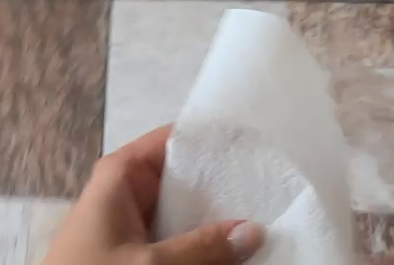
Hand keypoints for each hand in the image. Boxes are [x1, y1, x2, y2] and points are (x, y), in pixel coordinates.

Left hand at [45, 125, 265, 264]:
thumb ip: (203, 249)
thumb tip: (254, 229)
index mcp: (121, 173)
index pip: (176, 140)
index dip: (214, 141)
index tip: (257, 145)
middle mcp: (127, 192)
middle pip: (185, 179)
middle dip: (224, 188)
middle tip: (272, 190)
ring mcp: (132, 227)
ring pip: (184, 216)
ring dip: (217, 224)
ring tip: (267, 220)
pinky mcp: (136, 256)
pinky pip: (176, 243)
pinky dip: (201, 249)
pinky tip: (237, 254)